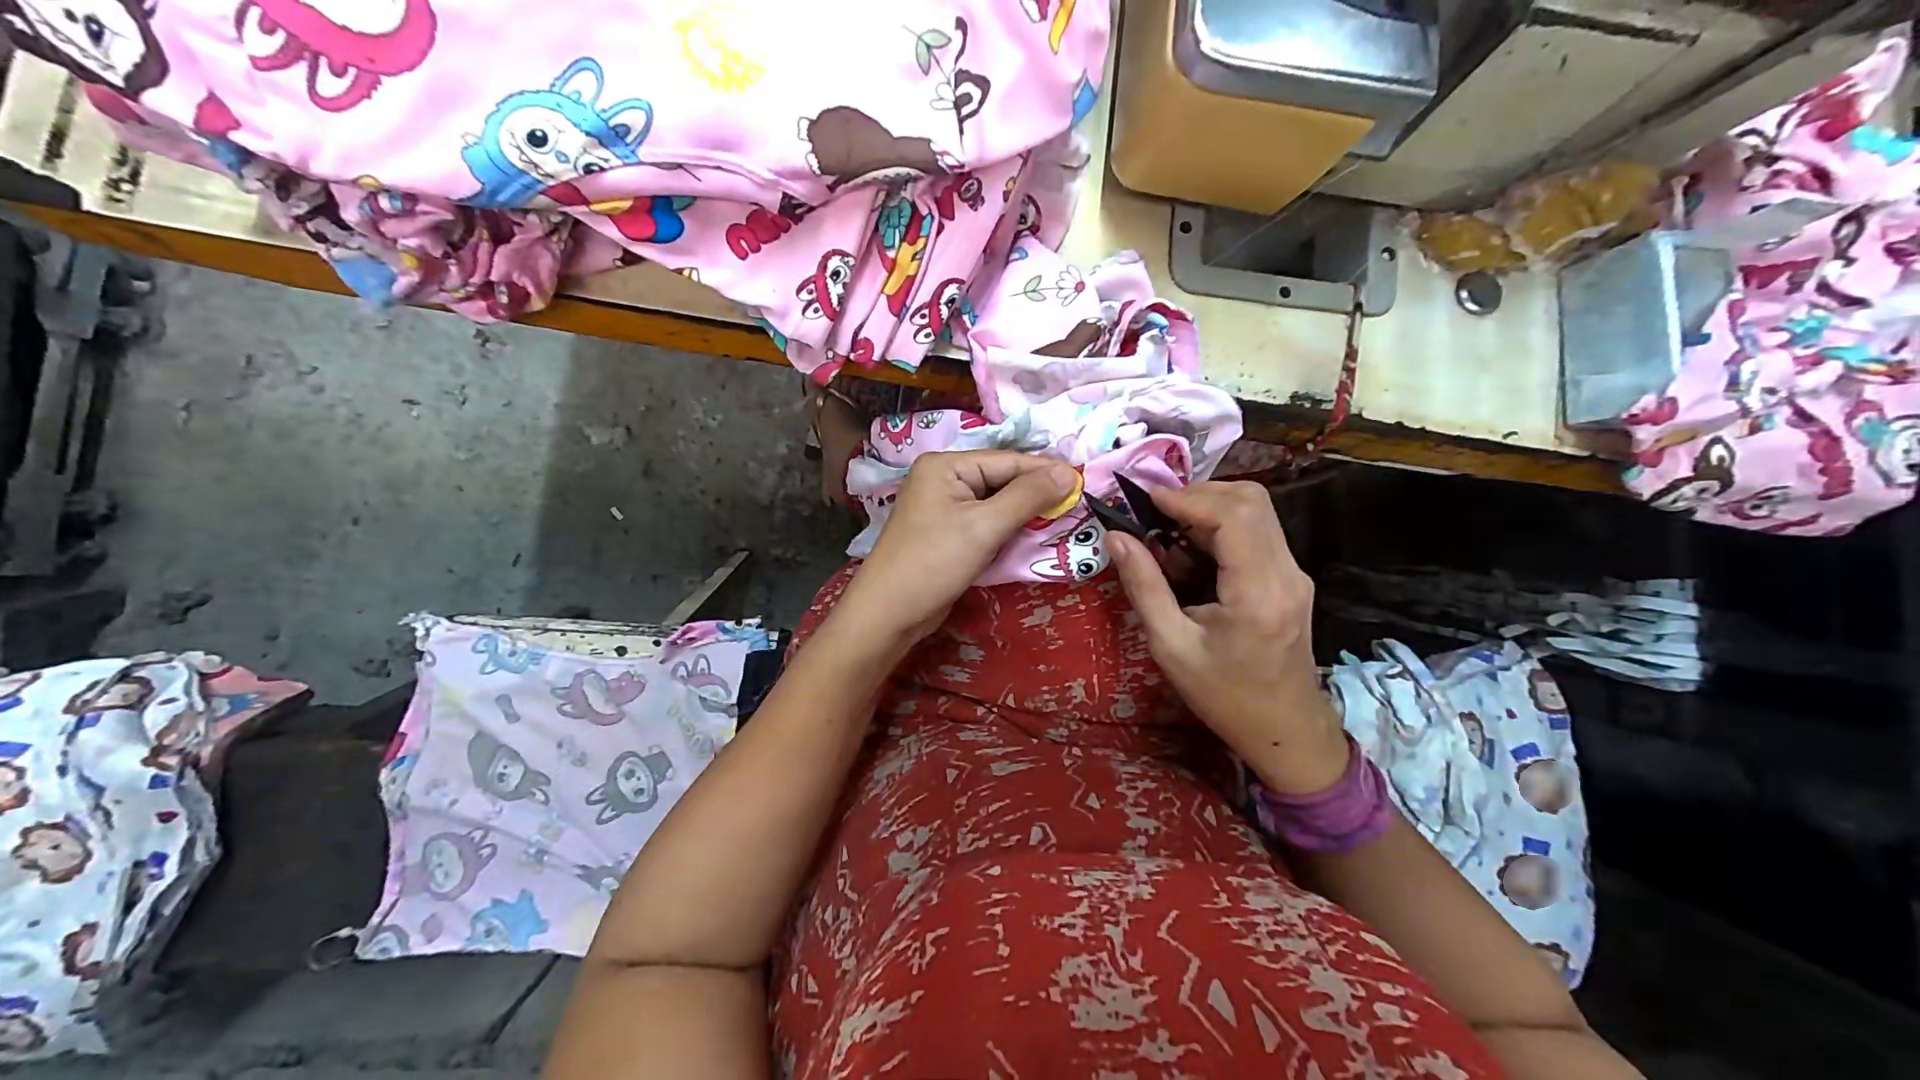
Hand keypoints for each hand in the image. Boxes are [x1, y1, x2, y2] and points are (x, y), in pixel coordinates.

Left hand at [830, 450, 1079, 643]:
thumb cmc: (934, 563)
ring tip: (1061, 522)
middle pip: (1003, 479)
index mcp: (946, 465)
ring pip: (997, 503)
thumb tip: (1069, 472)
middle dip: (1036, 495)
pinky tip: (1032, 538)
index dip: (1046, 472)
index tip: (1084, 484)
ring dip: (1025, 515)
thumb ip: (1028, 497)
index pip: (1007, 460)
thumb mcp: (984, 527)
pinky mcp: (948, 532)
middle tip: (1076, 507)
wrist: (888, 614)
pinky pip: (986, 523)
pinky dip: (1009, 530)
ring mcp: (944, 507)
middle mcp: (943, 478)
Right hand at [1108, 481, 1349, 794]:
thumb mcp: (1171, 646)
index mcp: (1258, 591)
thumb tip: (1117, 537)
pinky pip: (1259, 530)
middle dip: (1198, 493)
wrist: (1285, 729)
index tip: (1144, 500)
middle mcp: (1286, 572)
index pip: (1232, 516)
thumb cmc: (1224, 695)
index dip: (1187, 498)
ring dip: (1210, 505)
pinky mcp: (1291, 577)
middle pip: (1251, 501)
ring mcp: (1294, 573)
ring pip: (1258, 510)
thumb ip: (1144, 586)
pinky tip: (1191, 544)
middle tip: (1154, 510)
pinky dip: (1222, 523)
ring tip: (1167, 524)